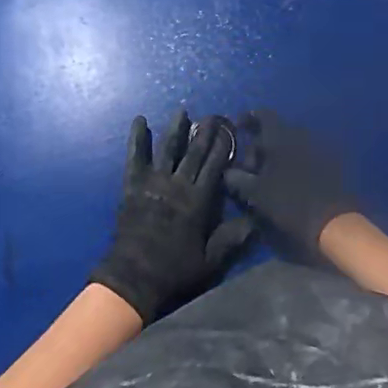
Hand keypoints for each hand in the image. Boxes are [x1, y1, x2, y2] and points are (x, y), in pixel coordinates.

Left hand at [90, 111, 253, 323]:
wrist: (134, 275)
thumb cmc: (175, 271)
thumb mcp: (211, 261)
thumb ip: (232, 238)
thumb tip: (256, 219)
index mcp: (198, 202)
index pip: (214, 167)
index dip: (222, 147)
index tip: (230, 130)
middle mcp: (177, 186)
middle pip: (193, 153)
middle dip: (204, 133)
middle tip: (212, 116)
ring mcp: (153, 182)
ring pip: (167, 149)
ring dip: (175, 129)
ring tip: (182, 111)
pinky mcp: (132, 184)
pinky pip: (135, 155)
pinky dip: (138, 137)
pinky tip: (140, 120)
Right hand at [225, 110, 357, 262]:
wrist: (334, 225)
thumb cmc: (289, 202)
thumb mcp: (255, 192)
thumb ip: (237, 179)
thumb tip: (228, 172)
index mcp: (280, 138)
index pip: (263, 115)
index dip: (247, 118)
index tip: (237, 129)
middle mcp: (300, 138)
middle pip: (276, 132)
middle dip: (260, 145)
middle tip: (248, 166)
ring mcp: (318, 152)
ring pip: (291, 147)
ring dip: (277, 157)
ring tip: (265, 177)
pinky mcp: (330, 169)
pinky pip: (304, 159)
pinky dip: (292, 165)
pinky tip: (285, 183)